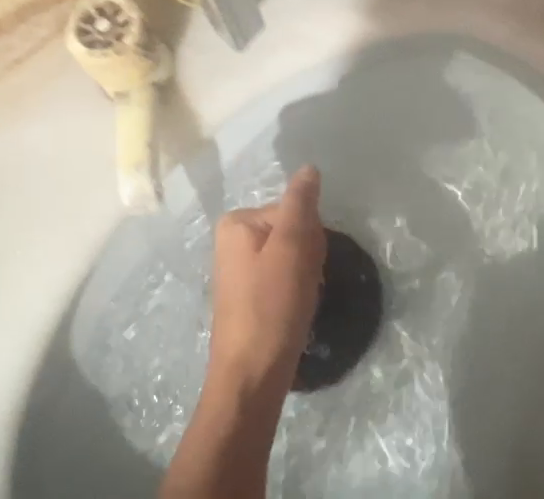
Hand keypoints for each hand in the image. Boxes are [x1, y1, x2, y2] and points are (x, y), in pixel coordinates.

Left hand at [207, 167, 325, 398]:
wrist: (252, 375)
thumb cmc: (272, 306)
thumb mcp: (291, 247)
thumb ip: (300, 203)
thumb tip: (308, 168)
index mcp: (237, 222)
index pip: (293, 209)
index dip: (310, 235)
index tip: (309, 262)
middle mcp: (232, 240)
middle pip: (291, 229)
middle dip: (308, 253)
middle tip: (307, 283)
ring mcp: (239, 270)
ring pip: (291, 255)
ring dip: (306, 274)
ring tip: (302, 299)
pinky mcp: (249, 296)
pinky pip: (283, 278)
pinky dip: (296, 291)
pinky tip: (295, 310)